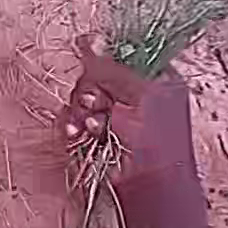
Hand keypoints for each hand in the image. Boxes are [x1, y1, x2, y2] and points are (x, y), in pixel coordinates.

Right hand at [63, 35, 196, 188]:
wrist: (148, 188)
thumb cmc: (157, 142)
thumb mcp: (141, 94)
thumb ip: (112, 67)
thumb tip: (89, 39)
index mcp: (154, 79)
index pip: (121, 53)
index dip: (103, 53)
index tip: (86, 49)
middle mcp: (131, 95)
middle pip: (94, 75)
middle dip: (90, 88)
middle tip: (97, 102)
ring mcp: (110, 115)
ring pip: (79, 97)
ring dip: (80, 110)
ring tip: (92, 125)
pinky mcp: (91, 134)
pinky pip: (70, 118)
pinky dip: (70, 124)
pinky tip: (77, 132)